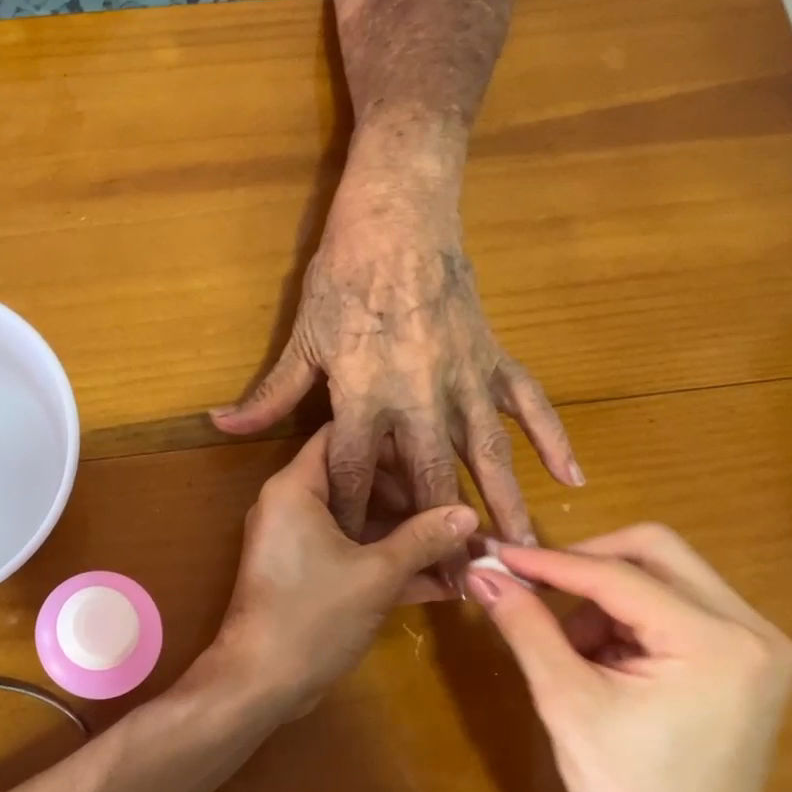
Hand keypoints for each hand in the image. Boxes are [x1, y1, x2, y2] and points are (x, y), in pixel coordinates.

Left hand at [210, 183, 580, 543]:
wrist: (399, 215)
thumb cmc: (343, 278)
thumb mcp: (302, 339)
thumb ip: (270, 394)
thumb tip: (220, 423)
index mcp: (363, 398)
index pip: (353, 472)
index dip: (353, 515)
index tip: (359, 557)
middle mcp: (417, 399)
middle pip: (428, 477)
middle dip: (439, 530)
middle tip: (459, 576)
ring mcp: (462, 379)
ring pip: (486, 453)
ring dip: (504, 502)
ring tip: (520, 549)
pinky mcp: (493, 357)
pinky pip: (528, 402)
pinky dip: (552, 437)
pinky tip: (572, 477)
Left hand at [211, 425, 480, 721]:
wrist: (260, 681)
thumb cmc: (312, 616)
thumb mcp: (377, 575)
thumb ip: (423, 539)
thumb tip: (469, 514)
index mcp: (296, 488)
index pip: (342, 436)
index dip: (391, 441)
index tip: (437, 453)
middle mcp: (292, 505)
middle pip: (357, 480)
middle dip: (411, 497)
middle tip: (459, 511)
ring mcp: (299, 542)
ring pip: (360, 523)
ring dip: (407, 537)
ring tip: (463, 549)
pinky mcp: (308, 574)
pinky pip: (352, 555)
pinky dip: (388, 565)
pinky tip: (443, 584)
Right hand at [468, 524, 791, 791]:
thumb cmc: (626, 791)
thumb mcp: (566, 701)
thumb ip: (526, 627)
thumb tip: (482, 575)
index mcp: (718, 642)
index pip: (619, 576)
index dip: (550, 562)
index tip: (496, 556)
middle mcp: (754, 630)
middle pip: (657, 553)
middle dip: (585, 565)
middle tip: (533, 586)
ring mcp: (760, 646)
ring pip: (667, 578)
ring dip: (607, 598)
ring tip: (571, 651)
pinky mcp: (750, 662)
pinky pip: (679, 609)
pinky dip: (630, 620)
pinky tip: (603, 662)